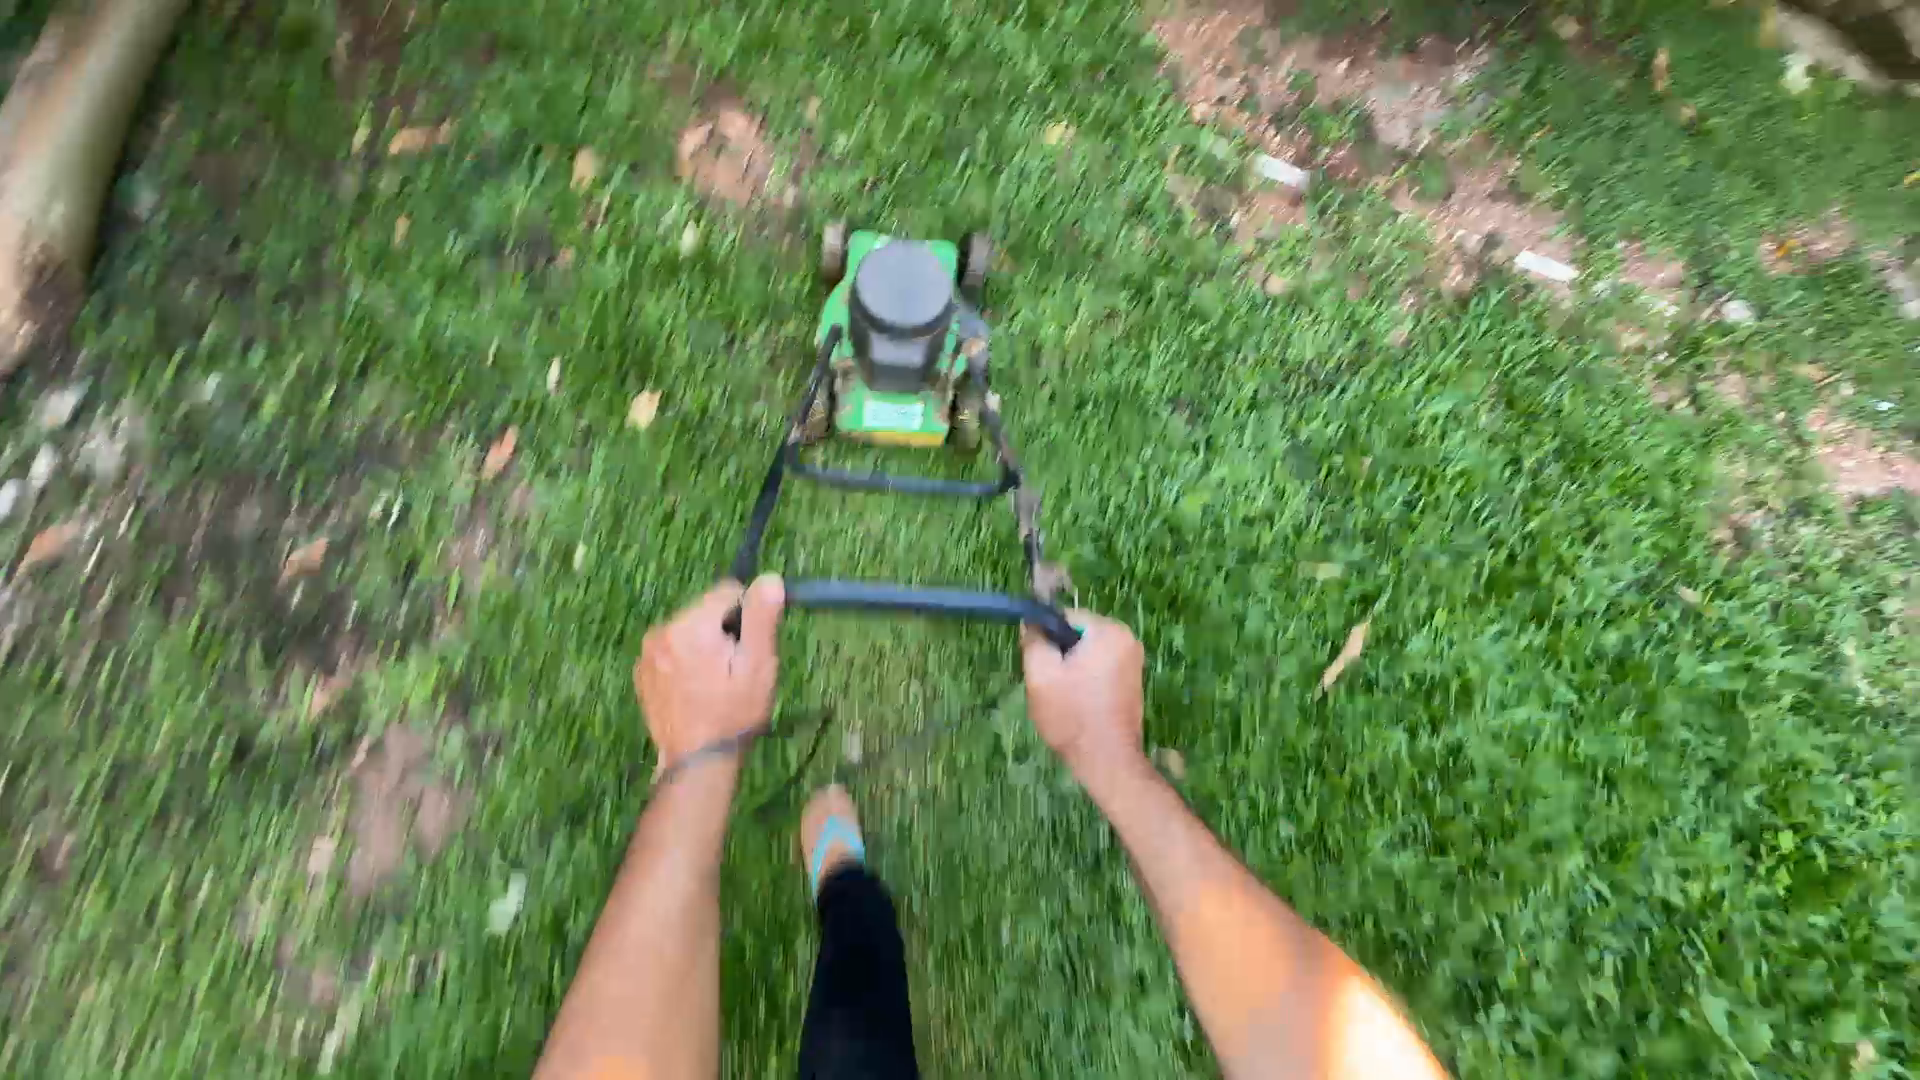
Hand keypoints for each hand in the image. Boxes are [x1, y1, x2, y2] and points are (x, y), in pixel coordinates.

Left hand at [635, 576, 784, 772]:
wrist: (697, 762)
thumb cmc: (734, 712)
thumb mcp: (758, 664)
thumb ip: (761, 617)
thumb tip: (768, 578)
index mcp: (690, 625)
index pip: (728, 591)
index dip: (747, 616)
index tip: (748, 649)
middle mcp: (661, 631)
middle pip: (706, 610)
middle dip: (724, 630)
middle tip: (735, 669)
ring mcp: (646, 653)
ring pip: (690, 629)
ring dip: (705, 645)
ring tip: (716, 682)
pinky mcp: (641, 672)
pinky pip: (673, 649)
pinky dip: (687, 661)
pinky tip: (696, 690)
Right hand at [1021, 611, 1144, 780]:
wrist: (1107, 761)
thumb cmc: (1072, 715)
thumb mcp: (1041, 674)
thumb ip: (1034, 640)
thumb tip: (1032, 622)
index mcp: (1109, 631)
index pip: (1065, 617)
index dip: (1046, 638)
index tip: (1040, 664)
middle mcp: (1128, 639)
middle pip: (1078, 635)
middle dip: (1060, 654)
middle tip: (1050, 684)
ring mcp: (1134, 661)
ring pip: (1087, 653)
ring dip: (1072, 669)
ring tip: (1064, 697)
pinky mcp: (1132, 681)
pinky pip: (1100, 668)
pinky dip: (1086, 680)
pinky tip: (1078, 703)